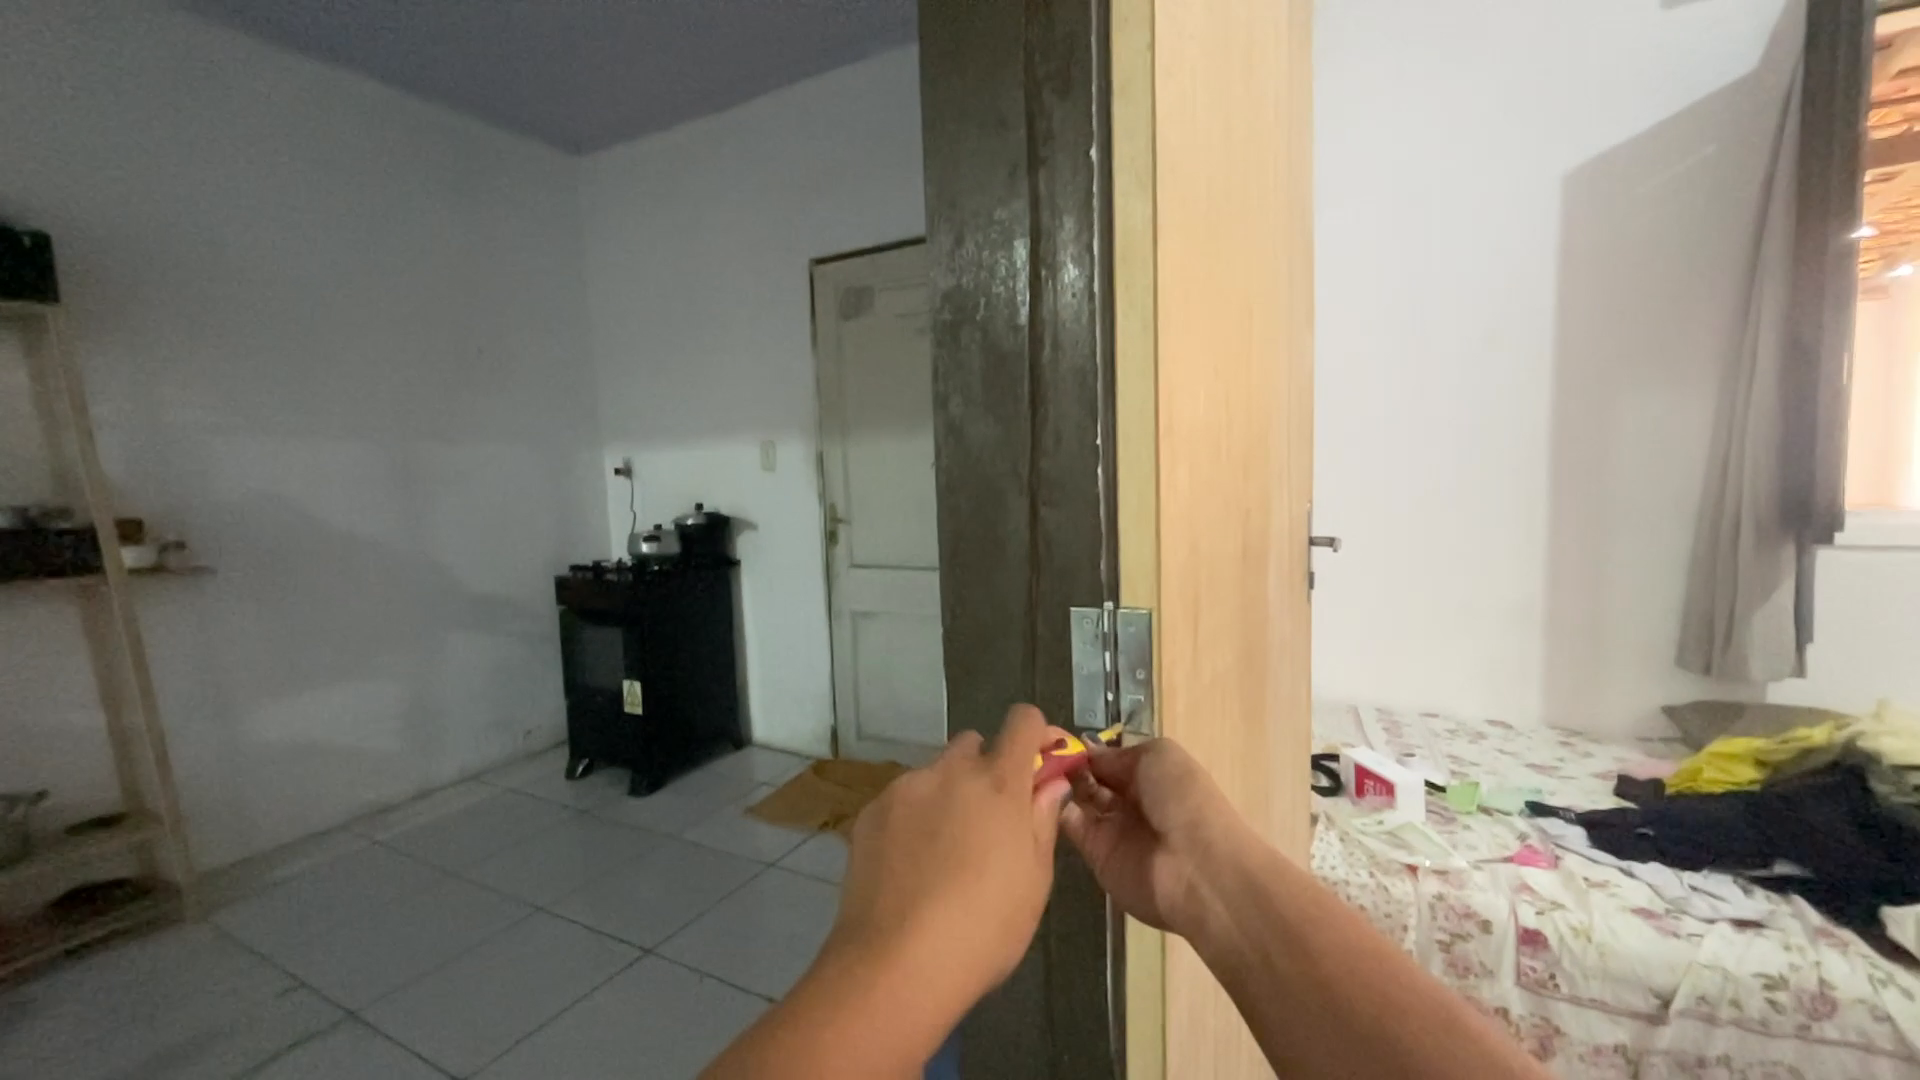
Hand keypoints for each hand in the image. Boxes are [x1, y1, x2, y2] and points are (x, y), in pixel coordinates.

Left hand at [821, 705, 1072, 1016]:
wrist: (894, 964)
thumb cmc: (983, 929)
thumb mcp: (1033, 881)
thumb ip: (1042, 821)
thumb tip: (1050, 782)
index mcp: (998, 783)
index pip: (1023, 721)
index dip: (1036, 734)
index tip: (1040, 763)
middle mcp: (950, 771)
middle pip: (974, 745)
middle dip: (987, 769)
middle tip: (989, 821)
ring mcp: (905, 788)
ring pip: (936, 773)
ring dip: (948, 794)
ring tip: (944, 853)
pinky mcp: (872, 811)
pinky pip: (903, 798)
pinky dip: (914, 817)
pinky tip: (911, 865)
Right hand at [1060, 737, 1251, 935]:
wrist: (1196, 869)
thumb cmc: (1183, 801)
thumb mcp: (1158, 756)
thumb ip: (1117, 754)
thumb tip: (1087, 752)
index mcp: (1149, 775)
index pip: (1107, 759)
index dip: (1084, 749)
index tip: (1055, 740)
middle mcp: (1128, 800)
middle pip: (1088, 778)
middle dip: (1067, 764)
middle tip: (1042, 753)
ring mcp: (1110, 827)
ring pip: (1075, 799)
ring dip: (1057, 782)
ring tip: (1039, 768)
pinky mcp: (1095, 853)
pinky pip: (1070, 825)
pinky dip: (1055, 807)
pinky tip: (1043, 791)